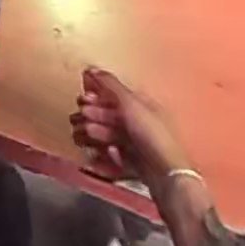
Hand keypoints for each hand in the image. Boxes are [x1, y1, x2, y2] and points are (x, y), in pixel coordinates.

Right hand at [71, 68, 192, 183]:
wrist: (167, 177)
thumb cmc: (150, 135)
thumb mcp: (130, 104)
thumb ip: (110, 85)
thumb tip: (92, 68)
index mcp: (143, 105)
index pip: (116, 97)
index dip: (97, 98)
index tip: (81, 101)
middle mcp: (141, 123)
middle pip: (112, 117)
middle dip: (92, 117)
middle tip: (77, 120)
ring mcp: (139, 145)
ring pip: (112, 137)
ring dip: (95, 135)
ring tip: (81, 136)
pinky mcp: (137, 165)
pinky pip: (118, 157)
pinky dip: (108, 155)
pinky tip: (105, 154)